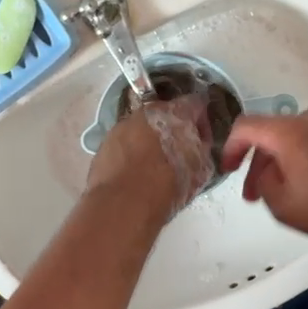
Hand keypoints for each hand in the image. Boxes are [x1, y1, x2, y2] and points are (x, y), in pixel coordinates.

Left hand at [86, 94, 216, 217]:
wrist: (121, 205)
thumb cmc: (167, 187)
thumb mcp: (199, 171)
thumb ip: (202, 149)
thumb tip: (199, 144)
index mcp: (175, 113)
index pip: (196, 104)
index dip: (202, 121)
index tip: (202, 139)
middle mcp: (147, 111)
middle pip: (165, 113)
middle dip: (174, 129)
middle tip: (178, 152)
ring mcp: (122, 125)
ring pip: (142, 127)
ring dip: (150, 139)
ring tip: (153, 164)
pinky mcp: (104, 142)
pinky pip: (124, 142)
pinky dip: (130, 151)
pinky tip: (133, 172)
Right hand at [219, 110, 307, 246]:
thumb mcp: (282, 205)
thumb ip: (262, 182)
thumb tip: (267, 171)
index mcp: (289, 132)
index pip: (246, 126)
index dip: (230, 147)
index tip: (228, 169)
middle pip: (274, 132)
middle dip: (260, 161)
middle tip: (257, 192)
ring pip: (299, 136)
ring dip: (287, 159)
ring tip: (290, 189)